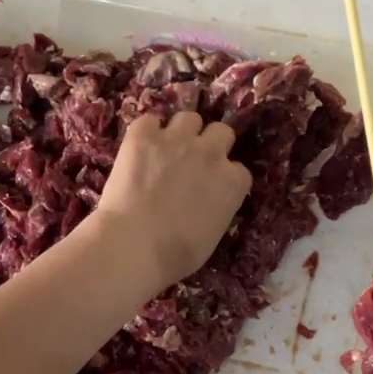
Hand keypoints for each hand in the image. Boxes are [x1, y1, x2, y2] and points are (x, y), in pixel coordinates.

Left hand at [94, 111, 250, 285]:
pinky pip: (149, 121)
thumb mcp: (211, 236)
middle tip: (191, 163)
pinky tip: (137, 151)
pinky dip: (145, 133)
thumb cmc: (175, 254)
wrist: (134, 245)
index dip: (224, 177)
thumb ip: (217, 210)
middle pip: (220, 132)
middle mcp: (210, 152)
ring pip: (188, 118)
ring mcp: (176, 139)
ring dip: (180, 132)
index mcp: (232, 182)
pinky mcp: (143, 135)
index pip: (238, 169)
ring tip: (164, 151)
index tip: (211, 188)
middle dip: (209, 144)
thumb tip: (207, 206)